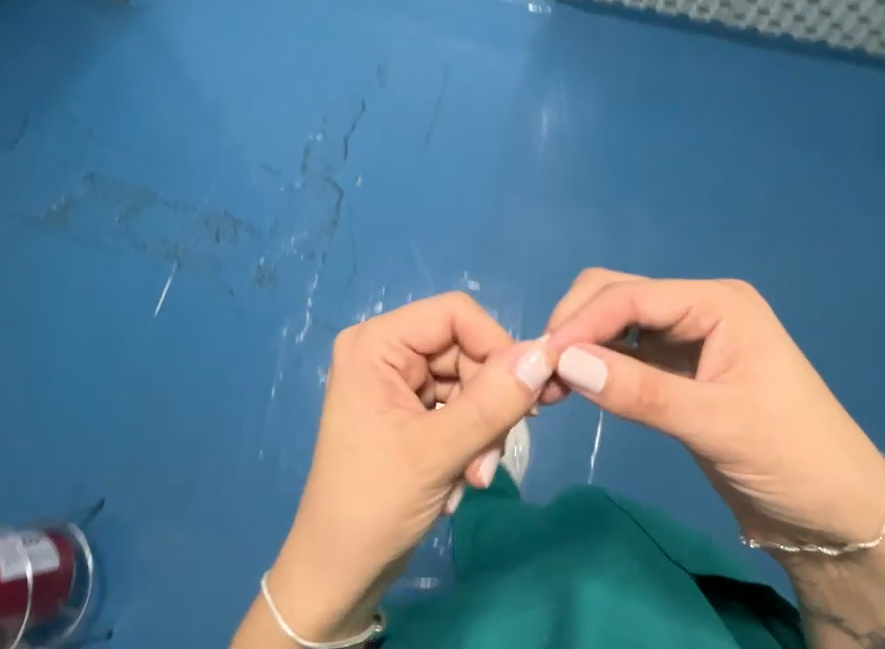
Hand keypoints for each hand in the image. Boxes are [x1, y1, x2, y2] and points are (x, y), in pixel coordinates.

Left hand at [261, 293, 554, 641]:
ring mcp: (397, 383)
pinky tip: (460, 481)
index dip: (497, 345)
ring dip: (483, 432)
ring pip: (469, 383)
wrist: (339, 569)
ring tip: (472, 478)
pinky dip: (470, 444)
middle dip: (488, 404)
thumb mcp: (437, 452)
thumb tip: (545, 354)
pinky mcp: (409, 413)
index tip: (528, 394)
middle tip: (490, 458)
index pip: (454, 314)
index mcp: (376, 343)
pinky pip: (459, 410)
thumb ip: (493, 402)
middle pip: (466, 350)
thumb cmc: (374, 503)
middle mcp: (385, 352)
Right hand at [545, 270, 884, 547]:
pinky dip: (592, 365)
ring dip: (578, 345)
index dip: (581, 321)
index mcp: (718, 303)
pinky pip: (620, 352)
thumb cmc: (797, 462)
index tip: (542, 360)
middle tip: (542, 374)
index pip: (630, 295)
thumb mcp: (719, 426)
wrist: (843, 523)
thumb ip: (641, 392)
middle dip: (574, 326)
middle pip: (613, 295)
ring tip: (550, 386)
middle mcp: (697, 309)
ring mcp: (685, 338)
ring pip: (611, 322)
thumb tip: (564, 362)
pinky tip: (573, 389)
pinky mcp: (675, 370)